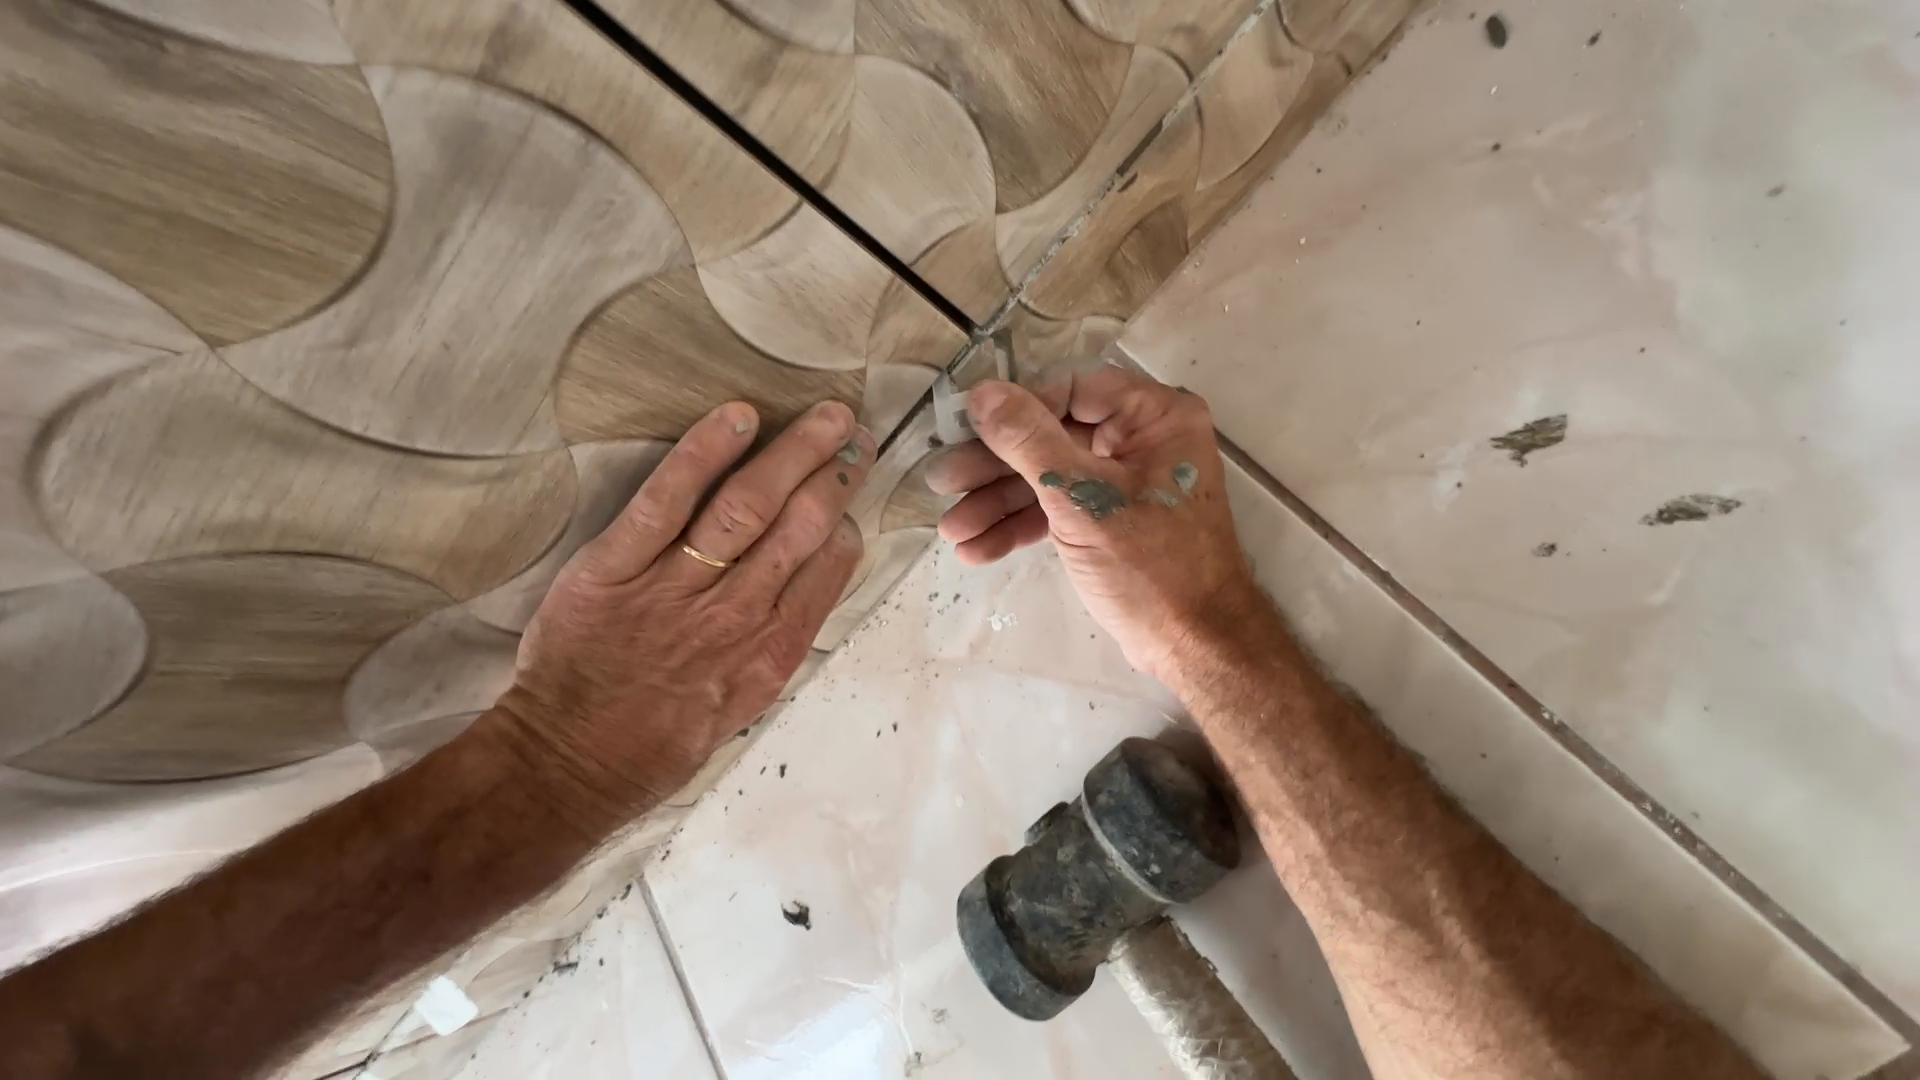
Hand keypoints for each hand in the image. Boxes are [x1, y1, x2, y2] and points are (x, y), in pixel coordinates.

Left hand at [493, 400, 871, 828]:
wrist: (568, 766)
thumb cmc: (662, 742)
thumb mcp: (744, 707)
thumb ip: (781, 643)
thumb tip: (812, 582)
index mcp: (771, 651)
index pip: (826, 572)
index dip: (846, 524)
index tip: (853, 496)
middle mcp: (735, 614)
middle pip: (797, 527)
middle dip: (835, 475)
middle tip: (855, 436)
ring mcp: (676, 588)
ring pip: (745, 507)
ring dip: (792, 454)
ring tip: (825, 418)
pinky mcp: (616, 569)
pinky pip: (666, 502)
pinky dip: (704, 455)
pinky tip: (739, 418)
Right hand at [927, 367, 1260, 682]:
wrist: (1192, 645)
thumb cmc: (1148, 564)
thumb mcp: (1081, 499)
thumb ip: (1028, 441)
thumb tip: (981, 393)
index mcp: (1154, 417)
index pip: (1071, 392)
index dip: (1015, 411)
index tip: (964, 428)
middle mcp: (1141, 441)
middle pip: (1051, 438)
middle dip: (994, 470)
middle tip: (941, 482)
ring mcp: (1124, 483)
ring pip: (1049, 479)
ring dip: (999, 505)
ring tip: (951, 530)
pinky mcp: (1111, 521)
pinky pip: (1060, 511)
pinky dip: (1022, 528)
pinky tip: (977, 549)